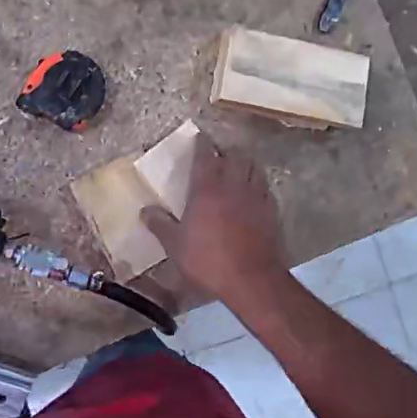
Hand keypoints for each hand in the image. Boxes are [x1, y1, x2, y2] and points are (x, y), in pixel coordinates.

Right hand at [140, 139, 289, 302]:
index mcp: (207, 189)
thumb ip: (160, 225)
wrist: (251, 279)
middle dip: (227, 150)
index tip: (200, 139)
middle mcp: (233, 185)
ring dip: (245, 163)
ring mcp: (256, 196)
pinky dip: (258, 183)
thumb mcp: (175, 245)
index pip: (205, 156)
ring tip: (238, 168)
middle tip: (219, 154)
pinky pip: (265, 187)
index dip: (202, 144)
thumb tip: (145, 210)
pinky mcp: (271, 210)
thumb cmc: (208, 260)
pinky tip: (253, 193)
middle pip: (235, 155)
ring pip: (254, 167)